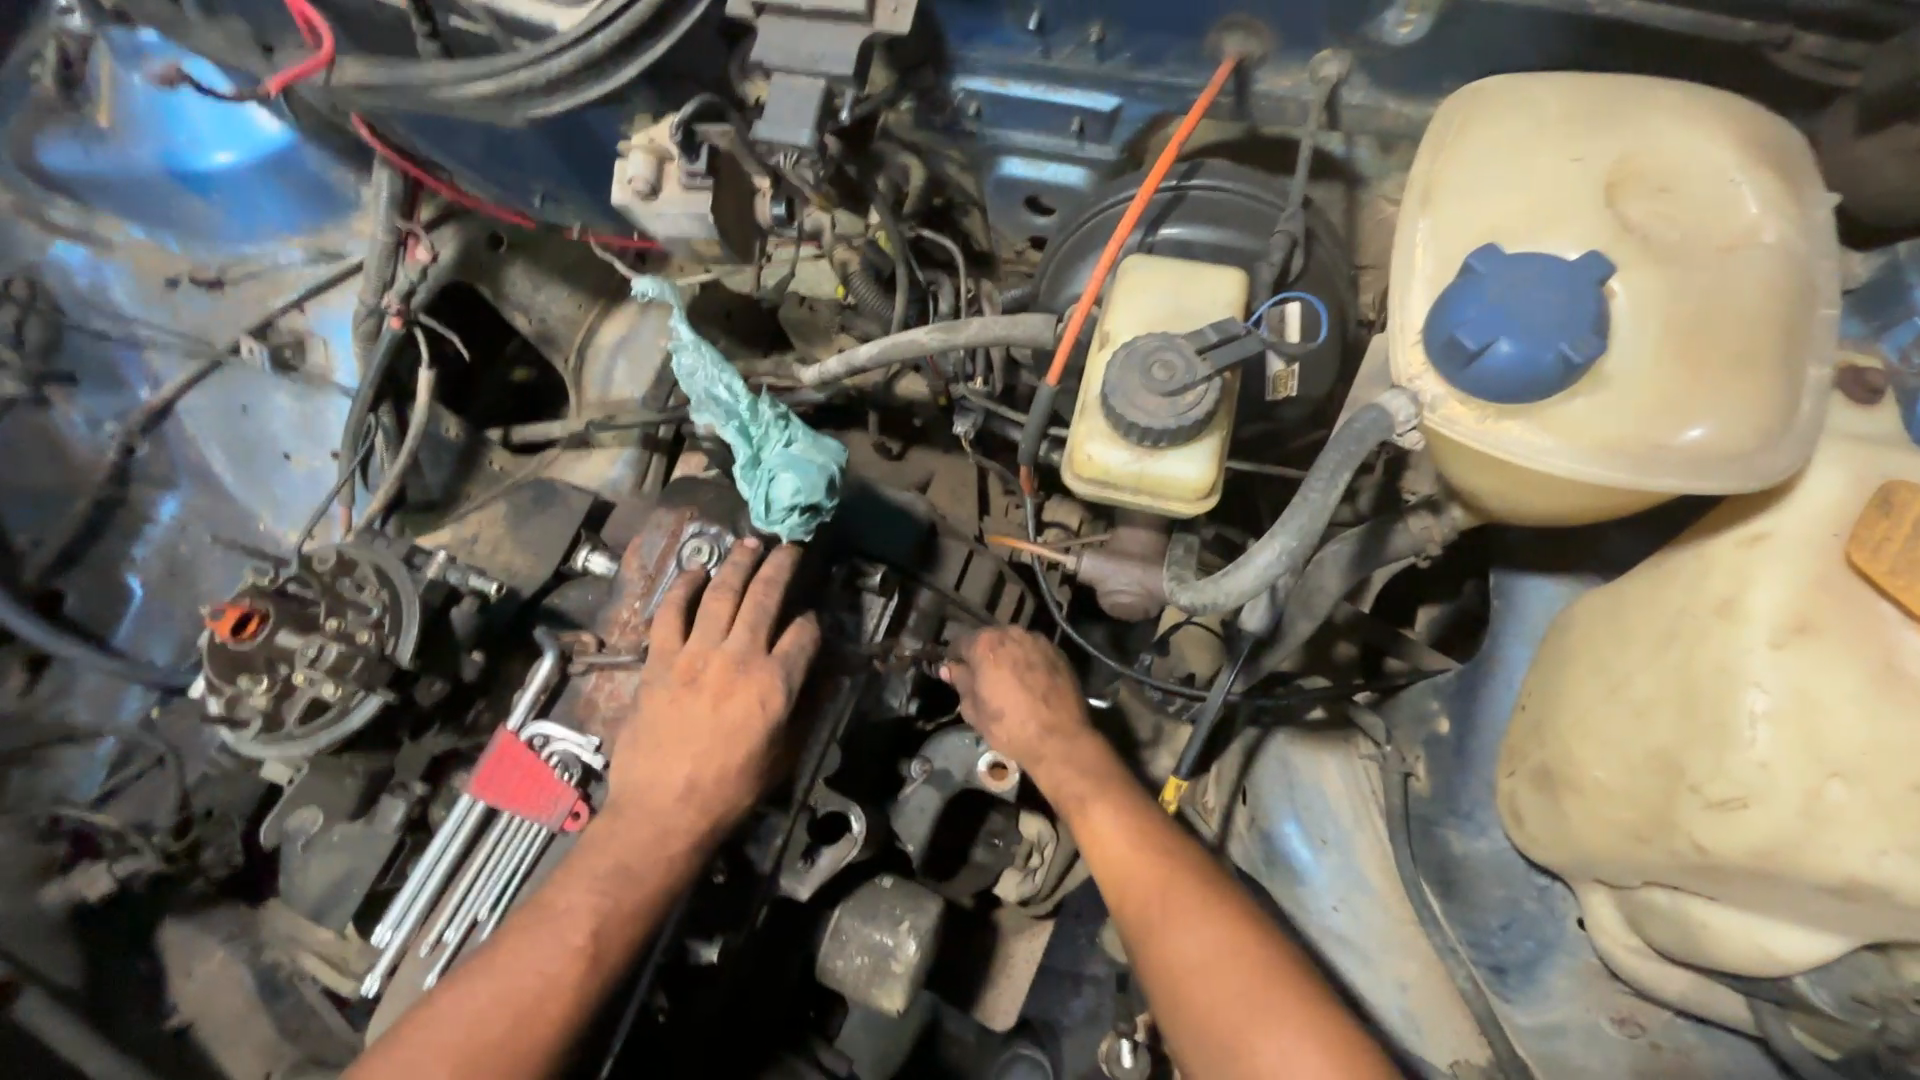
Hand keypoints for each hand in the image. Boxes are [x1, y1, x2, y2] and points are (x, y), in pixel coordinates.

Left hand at [604, 539, 820, 835]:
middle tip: (789, 546)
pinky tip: (696, 572)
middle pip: (766, 596)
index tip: (812, 618)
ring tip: (750, 543)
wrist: (663, 810)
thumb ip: (802, 707)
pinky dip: (684, 588)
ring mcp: (695, 654)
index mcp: (776, 684)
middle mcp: (740, 658)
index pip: (805, 633)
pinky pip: (672, 612)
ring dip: (738, 564)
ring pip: (722, 593)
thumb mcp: (784, 754)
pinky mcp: (659, 660)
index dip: (813, 621)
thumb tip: (817, 673)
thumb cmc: (731, 790)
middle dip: (782, 566)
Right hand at [939, 626, 1094, 781]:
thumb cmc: (1009, 726)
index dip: (954, 659)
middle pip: (989, 640)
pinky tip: (1029, 683)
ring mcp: (1038, 641)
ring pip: (1013, 644)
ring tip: (1008, 681)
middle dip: (982, 656)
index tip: (954, 673)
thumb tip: (949, 668)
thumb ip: (960, 682)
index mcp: (986, 643)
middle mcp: (1012, 633)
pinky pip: (1034, 652)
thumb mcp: (973, 709)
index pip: (960, 643)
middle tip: (982, 680)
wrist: (1060, 738)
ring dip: (1006, 657)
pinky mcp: (1058, 652)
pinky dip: (1027, 662)